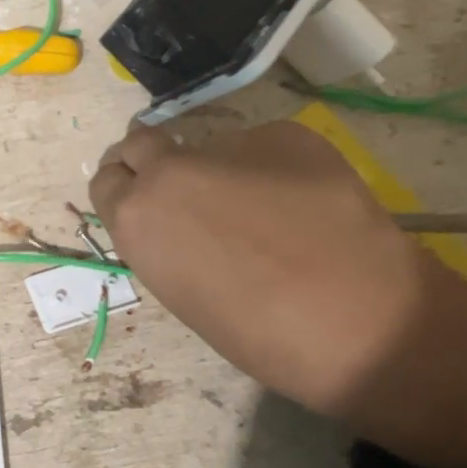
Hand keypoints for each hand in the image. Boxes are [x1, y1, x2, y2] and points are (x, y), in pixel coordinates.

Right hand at [89, 119, 466, 467]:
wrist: (358, 320)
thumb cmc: (258, 334)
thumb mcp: (182, 291)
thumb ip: (164, 244)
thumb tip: (180, 223)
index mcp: (134, 215)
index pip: (107, 178)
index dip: (127, 192)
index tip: (148, 207)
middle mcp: (169, 169)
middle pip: (141, 141)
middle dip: (155, 161)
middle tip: (189, 192)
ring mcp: (229, 143)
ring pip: (211, 147)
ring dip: (222, 169)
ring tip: (268, 211)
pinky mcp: (286, 134)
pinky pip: (265, 147)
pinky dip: (275, 169)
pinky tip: (307, 205)